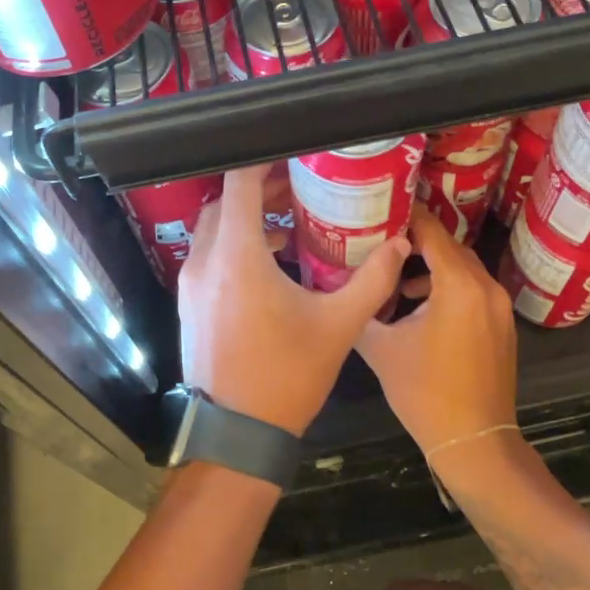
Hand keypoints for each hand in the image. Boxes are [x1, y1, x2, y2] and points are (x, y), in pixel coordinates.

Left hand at [178, 165, 409, 435]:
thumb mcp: (339, 326)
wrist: (236, 435)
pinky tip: (271, 257)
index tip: (294, 154)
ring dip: (247, 215)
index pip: (240, 184)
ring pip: (214, 227)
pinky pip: (209, 252)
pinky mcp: (188, 301)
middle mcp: (206, 261)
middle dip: (261, 188)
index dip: (264, 161)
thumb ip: (372, 280)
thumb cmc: (287, 376)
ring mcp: (191, 282)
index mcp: (238, 257)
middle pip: (226, 202)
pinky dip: (235, 241)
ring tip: (292, 219)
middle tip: (301, 186)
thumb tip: (400, 245)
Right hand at [356, 207, 518, 452]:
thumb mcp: (381, 348)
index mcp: (458, 285)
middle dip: (415, 240)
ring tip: (393, 273)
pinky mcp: (502, 324)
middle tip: (378, 238)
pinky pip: (472, 289)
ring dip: (431, 265)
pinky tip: (417, 304)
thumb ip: (363, 305)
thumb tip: (344, 282)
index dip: (404, 215)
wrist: (475, 443)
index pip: (430, 230)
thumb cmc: (425, 394)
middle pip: (448, 245)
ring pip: (461, 268)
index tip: (377, 209)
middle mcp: (485, 286)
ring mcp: (499, 306)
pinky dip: (447, 286)